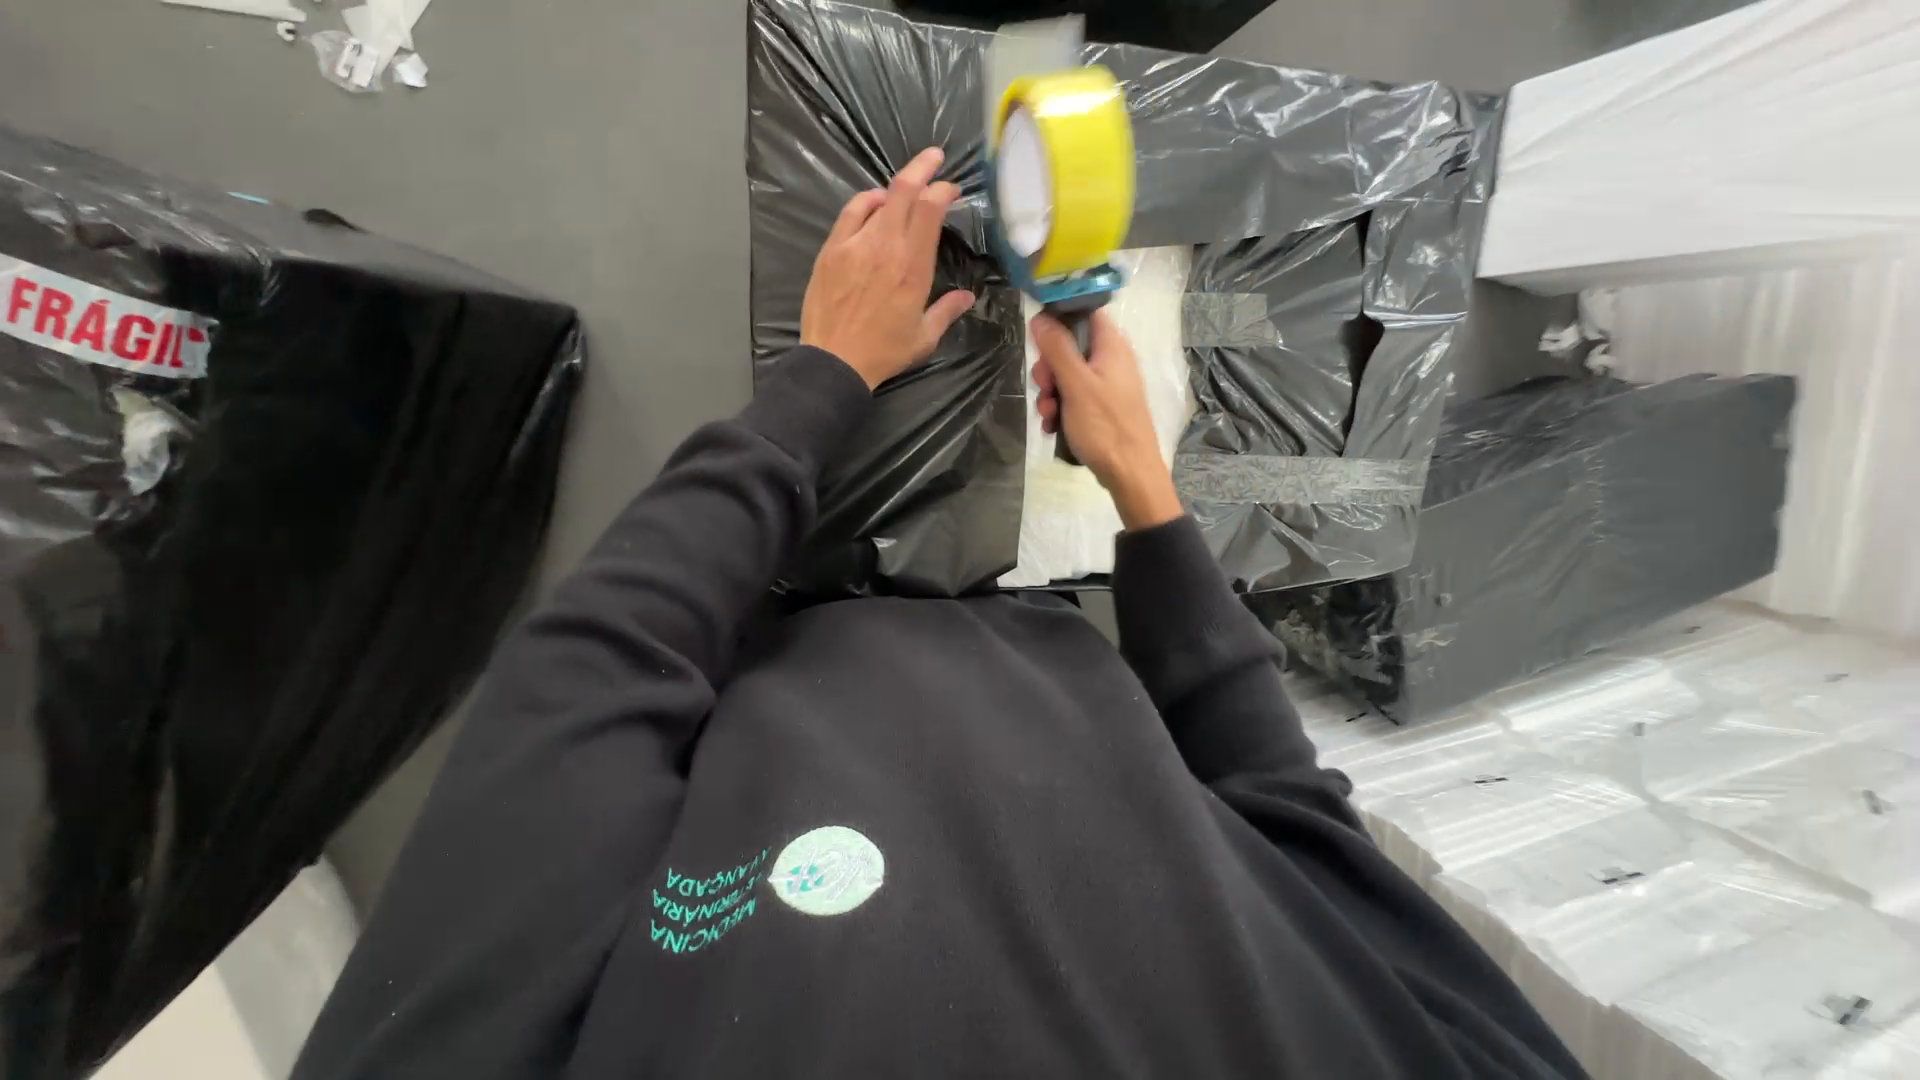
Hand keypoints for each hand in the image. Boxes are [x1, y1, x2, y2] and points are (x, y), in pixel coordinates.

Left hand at [801, 147, 976, 389]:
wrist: (835, 361)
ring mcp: (855, 244)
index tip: (952, 189)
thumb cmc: (884, 352)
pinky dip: (865, 201)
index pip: (931, 208)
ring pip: (878, 197)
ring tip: (904, 189)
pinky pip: (850, 212)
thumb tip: (967, 297)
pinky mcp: (832, 249)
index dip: (944, 189)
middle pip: (905, 189)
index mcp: (913, 267)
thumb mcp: (924, 337)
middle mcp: (886, 246)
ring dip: (895, 187)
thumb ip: (947, 311)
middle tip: (934, 158)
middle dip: (923, 166)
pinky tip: (873, 205)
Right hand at [1032, 311, 1183, 530]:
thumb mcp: (1076, 385)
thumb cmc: (1105, 427)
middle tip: (1044, 388)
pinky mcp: (1102, 408)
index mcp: (1112, 346)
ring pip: (1068, 376)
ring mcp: (1108, 385)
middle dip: (1049, 369)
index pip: (1085, 313)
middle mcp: (1112, 360)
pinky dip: (1061, 409)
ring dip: (1051, 394)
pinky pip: (1074, 398)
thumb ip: (1057, 348)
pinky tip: (1053, 426)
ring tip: (1049, 415)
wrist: (1130, 474)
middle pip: (1070, 348)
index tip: (1038, 338)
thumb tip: (1040, 317)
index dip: (1059, 320)